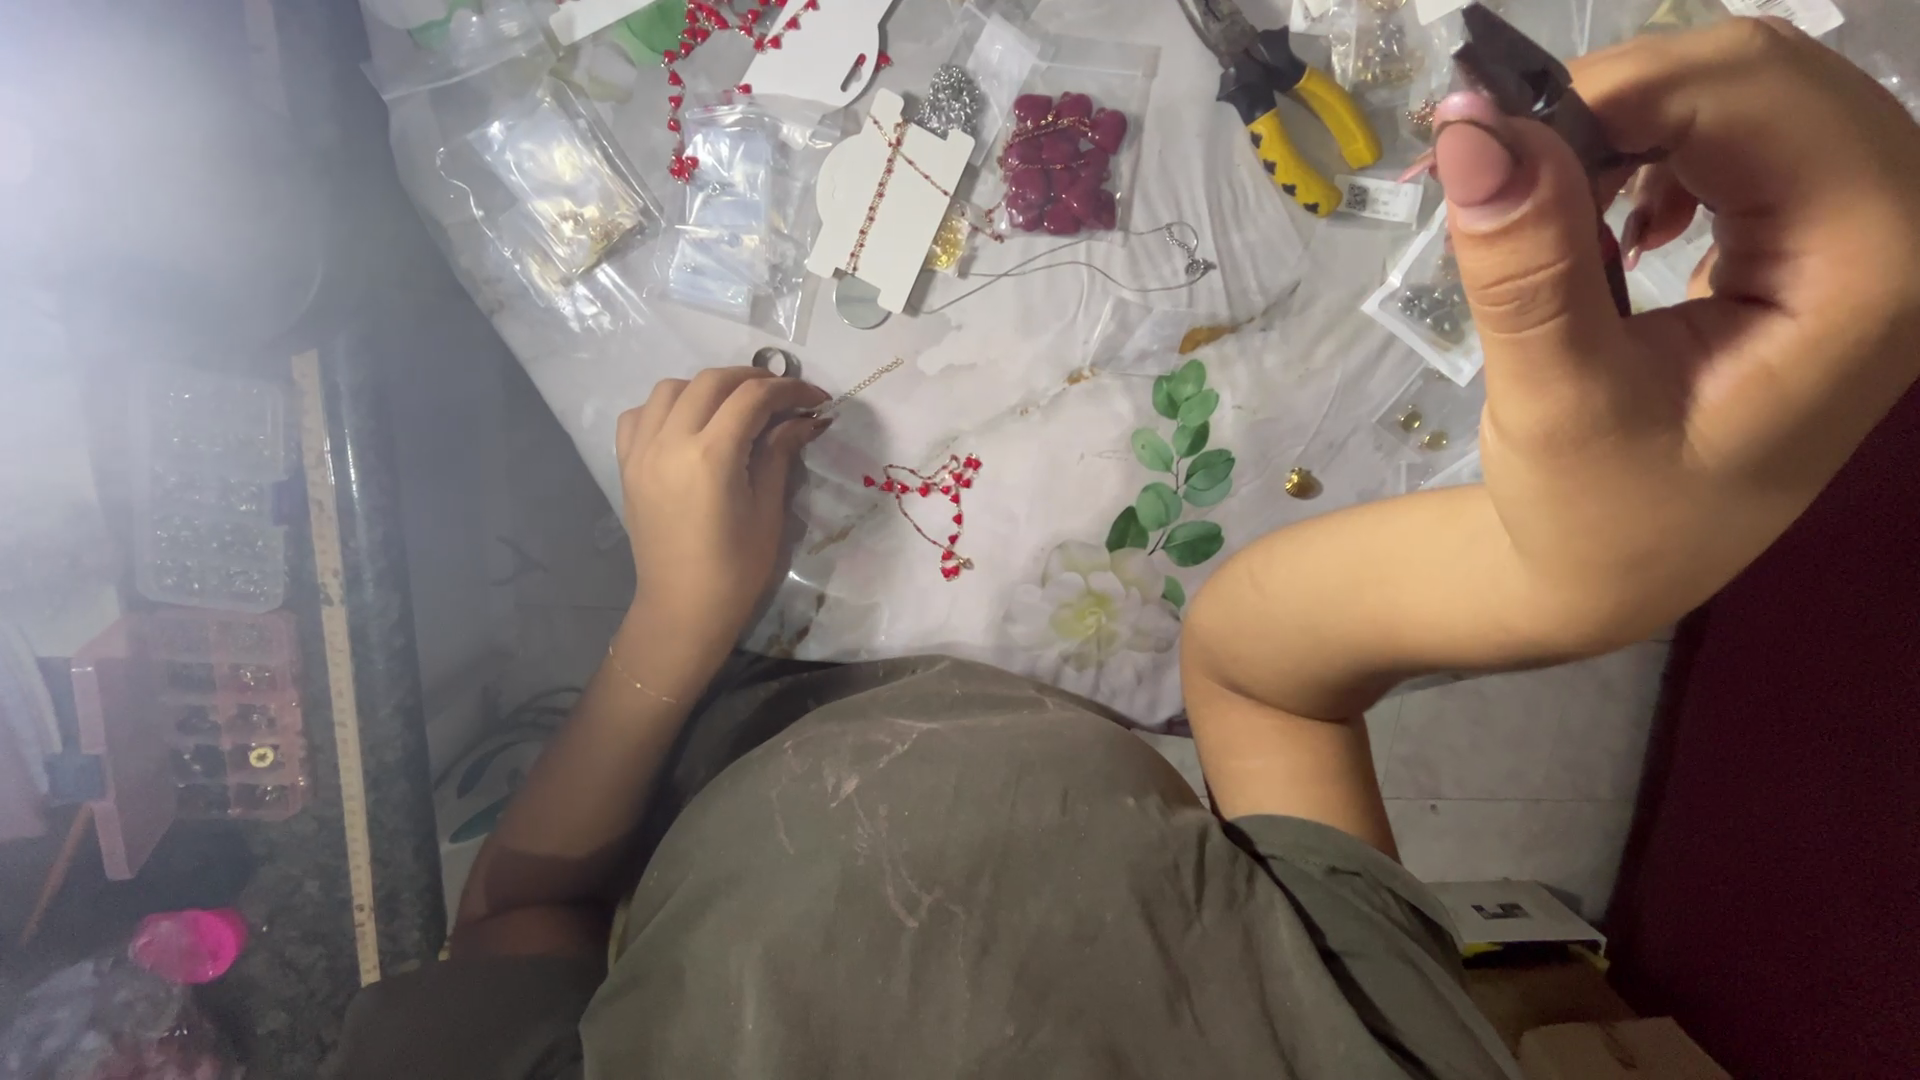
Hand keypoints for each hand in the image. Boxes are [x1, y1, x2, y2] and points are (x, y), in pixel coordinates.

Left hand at [615, 367, 829, 648]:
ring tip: (737, 406)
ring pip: (672, 388)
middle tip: (785, 396)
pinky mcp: (627, 465)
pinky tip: (690, 423)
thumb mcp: (768, 509)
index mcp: (710, 456)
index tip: (817, 399)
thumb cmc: (737, 568)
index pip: (753, 398)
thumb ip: (780, 453)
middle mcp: (669, 442)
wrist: (683, 607)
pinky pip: (640, 415)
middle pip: (712, 381)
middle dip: (754, 380)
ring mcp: (641, 451)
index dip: (790, 389)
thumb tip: (805, 419)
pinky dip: (667, 406)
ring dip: (709, 387)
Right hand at [1432, 17, 1919, 646]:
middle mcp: (1901, 227)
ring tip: (1528, 202)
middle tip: (1480, 166)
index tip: (1470, 141)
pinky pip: (1739, 146)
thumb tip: (1472, 137)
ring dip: (1617, 130)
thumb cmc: (1589, 510)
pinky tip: (1608, 221)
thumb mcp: (1554, 398)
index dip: (1605, 93)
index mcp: (1874, 267)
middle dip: (1604, 105)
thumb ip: (1527, 266)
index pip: (1754, 96)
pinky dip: (1645, 158)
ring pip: (1745, 102)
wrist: (1610, 571)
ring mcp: (1863, 234)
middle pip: (1759, 80)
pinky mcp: (1812, 247)